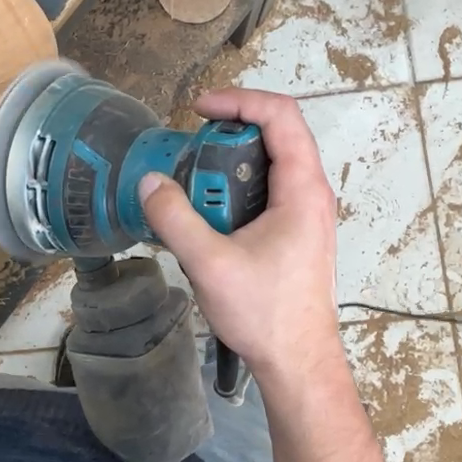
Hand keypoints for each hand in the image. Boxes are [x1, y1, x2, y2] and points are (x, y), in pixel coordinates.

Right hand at [140, 88, 343, 388]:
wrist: (298, 361)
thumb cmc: (264, 313)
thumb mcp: (210, 264)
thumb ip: (175, 219)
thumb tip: (149, 183)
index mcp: (303, 190)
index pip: (281, 116)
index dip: (239, 100)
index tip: (198, 109)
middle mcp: (311, 193)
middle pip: (277, 133)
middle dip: (230, 130)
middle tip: (190, 148)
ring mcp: (307, 213)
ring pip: (271, 162)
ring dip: (231, 160)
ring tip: (195, 179)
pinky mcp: (296, 232)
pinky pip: (268, 189)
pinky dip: (237, 185)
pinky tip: (210, 210)